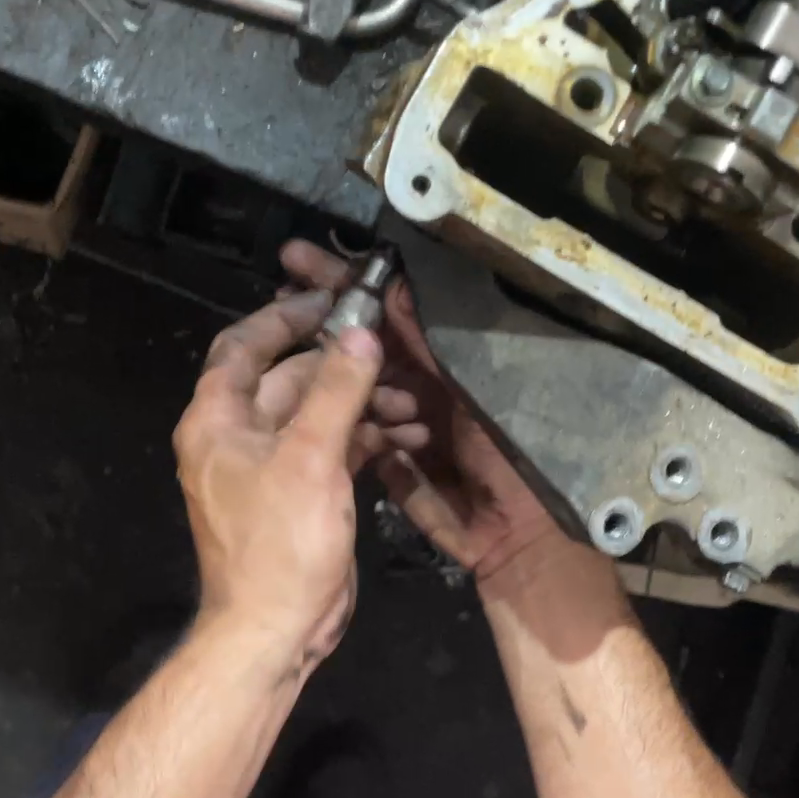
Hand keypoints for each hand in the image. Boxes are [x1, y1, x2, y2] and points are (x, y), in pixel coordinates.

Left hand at [174, 288, 421, 669]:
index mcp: (218, 421)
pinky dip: (365, 441)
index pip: (242, 347)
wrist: (276, 629)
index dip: (282, 318)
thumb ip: (335, 391)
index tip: (329, 300)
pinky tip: (409, 438)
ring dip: (363, 407)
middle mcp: (238, 438)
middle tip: (392, 355)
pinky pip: (332, 451)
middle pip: (290, 380)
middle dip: (342, 369)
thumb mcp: (310, 459)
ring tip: (412, 408)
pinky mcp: (301, 494)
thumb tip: (360, 333)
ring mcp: (271, 468)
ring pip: (318, 416)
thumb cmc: (281, 543)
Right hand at [280, 242, 568, 593]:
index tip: (300, 260)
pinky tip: (311, 417)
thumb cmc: (509, 456)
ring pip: (350, 393)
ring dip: (322, 375)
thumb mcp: (470, 389)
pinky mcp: (386, 467)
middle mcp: (413, 388)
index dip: (344, 285)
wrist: (520, 536)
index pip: (383, 314)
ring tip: (282, 355)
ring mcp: (395, 429)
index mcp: (438, 363)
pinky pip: (356, 443)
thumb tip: (393, 285)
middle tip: (278, 291)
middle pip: (359, 347)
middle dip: (321, 320)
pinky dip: (341, 432)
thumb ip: (429, 345)